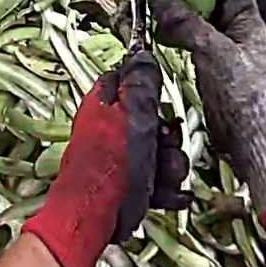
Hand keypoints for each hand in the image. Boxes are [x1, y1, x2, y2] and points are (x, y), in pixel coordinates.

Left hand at [23, 49, 187, 266]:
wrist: (96, 214)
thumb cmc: (113, 158)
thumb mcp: (135, 112)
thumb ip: (142, 82)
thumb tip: (143, 52)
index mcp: (104, 99)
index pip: (131, 80)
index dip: (151, 90)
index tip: (161, 102)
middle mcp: (108, 123)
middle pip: (150, 119)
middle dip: (167, 135)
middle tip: (166, 145)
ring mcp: (117, 154)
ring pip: (157, 150)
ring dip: (169, 164)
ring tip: (166, 175)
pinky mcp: (126, 183)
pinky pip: (153, 177)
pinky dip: (163, 186)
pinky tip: (168, 194)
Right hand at [149, 0, 265, 224]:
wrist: (256, 145)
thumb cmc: (244, 94)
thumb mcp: (213, 50)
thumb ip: (185, 22)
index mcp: (251, 25)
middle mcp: (242, 38)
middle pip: (214, 4)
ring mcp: (229, 58)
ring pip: (202, 26)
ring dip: (180, 13)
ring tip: (156, 5)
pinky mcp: (216, 77)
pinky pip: (195, 47)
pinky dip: (178, 36)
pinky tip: (162, 34)